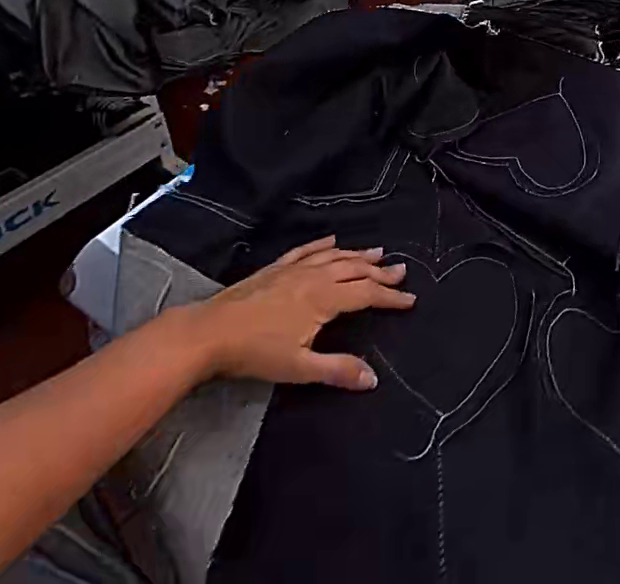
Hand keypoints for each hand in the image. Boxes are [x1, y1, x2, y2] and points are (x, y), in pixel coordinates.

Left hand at [183, 237, 415, 389]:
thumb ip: (337, 370)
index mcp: (326, 298)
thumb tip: (373, 378)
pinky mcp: (276, 268)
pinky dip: (322, 245)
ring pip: (335, 257)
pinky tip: (331, 240)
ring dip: (358, 255)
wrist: (208, 333)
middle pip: (356, 270)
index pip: (367, 295)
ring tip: (377, 252)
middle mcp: (316, 277)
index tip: (411, 299)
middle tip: (402, 270)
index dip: (391, 297)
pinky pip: (306, 250)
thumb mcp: (299, 367)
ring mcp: (295, 269)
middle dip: (381, 271)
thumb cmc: (255, 352)